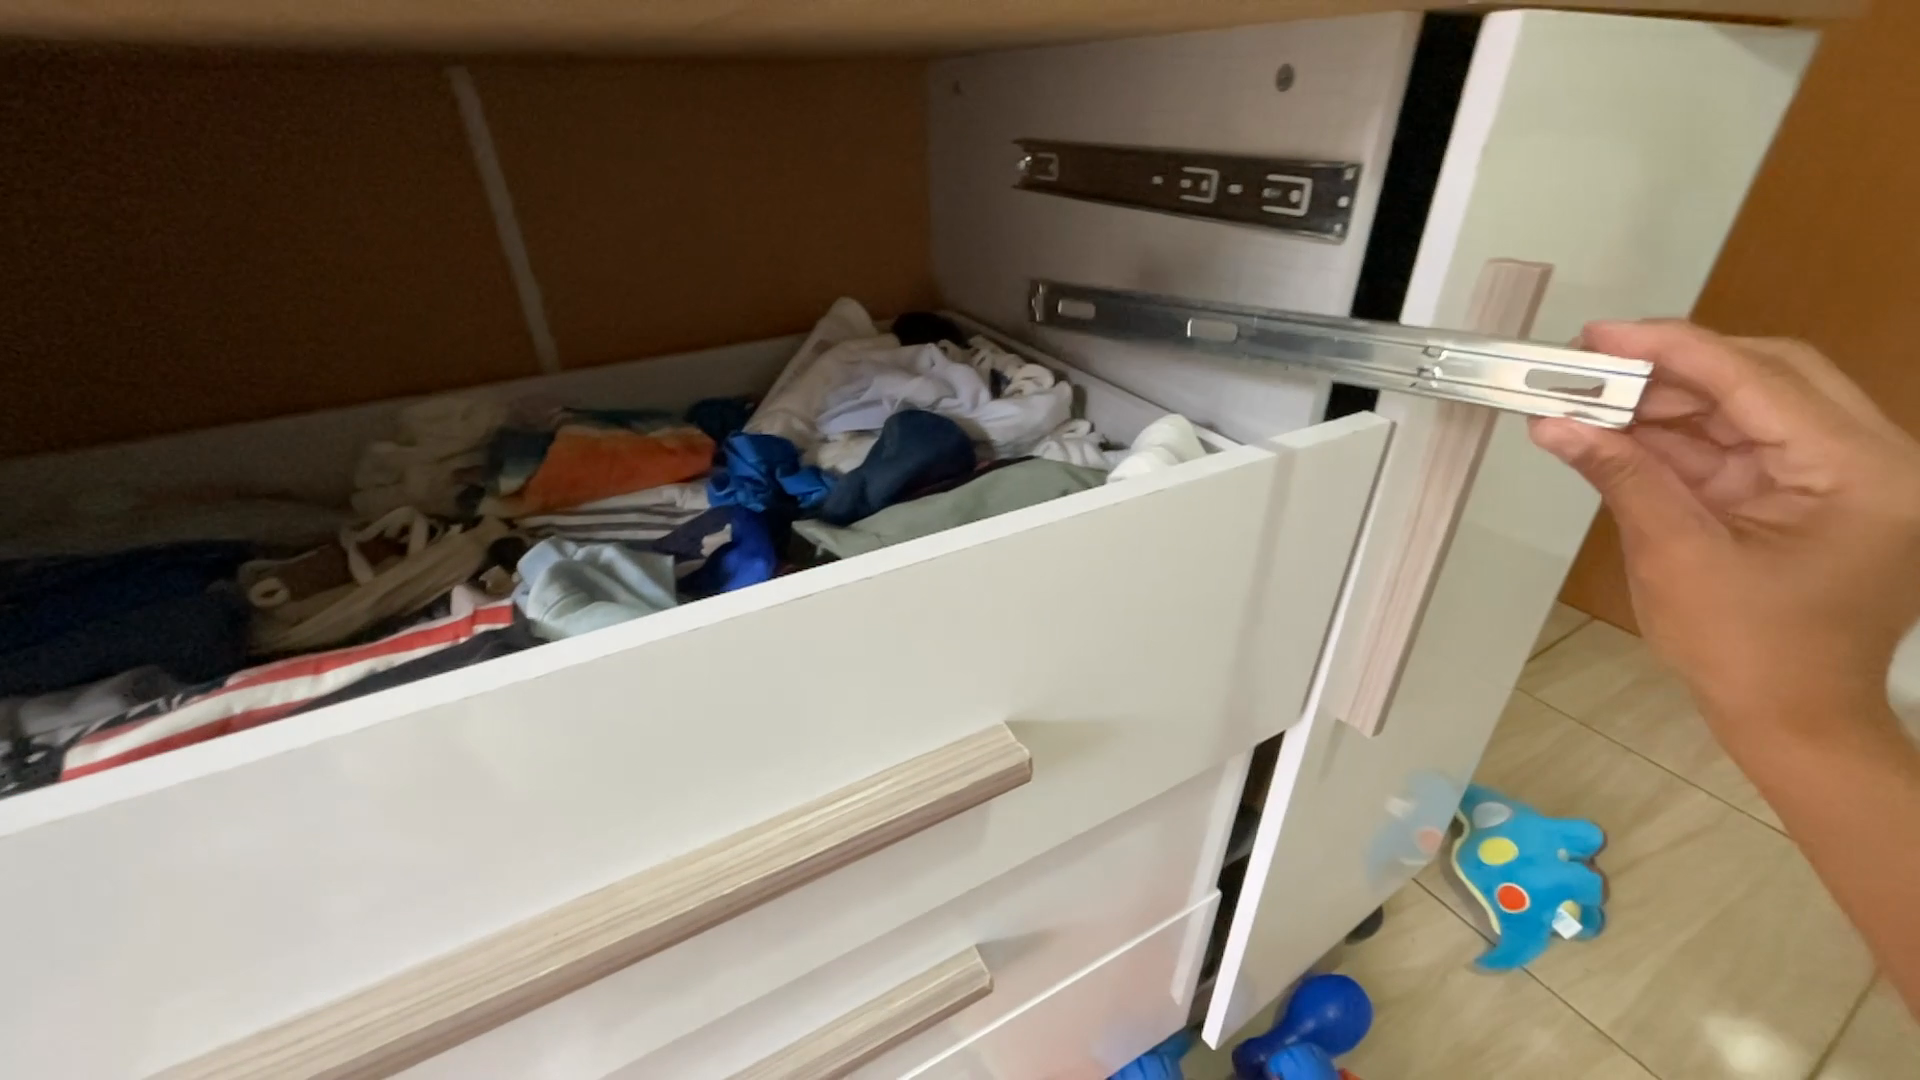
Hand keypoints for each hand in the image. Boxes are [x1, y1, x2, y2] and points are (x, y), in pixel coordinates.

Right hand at [1528, 321, 1919, 731]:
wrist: (1791, 715)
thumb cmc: (1744, 646)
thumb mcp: (1675, 554)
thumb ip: (1621, 475)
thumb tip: (1553, 424)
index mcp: (1861, 471)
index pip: (1762, 380)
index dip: (1675, 349)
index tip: (1600, 334)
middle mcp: (1868, 458)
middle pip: (1767, 377)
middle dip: (1673, 367)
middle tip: (1589, 361)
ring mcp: (1837, 476)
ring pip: (1747, 408)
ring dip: (1667, 402)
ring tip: (1588, 397)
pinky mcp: (1803, 495)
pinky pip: (1735, 446)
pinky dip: (1674, 438)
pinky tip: (1617, 432)